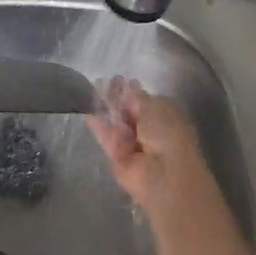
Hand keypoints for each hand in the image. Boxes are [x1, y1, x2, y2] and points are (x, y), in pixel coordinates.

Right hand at [85, 76, 212, 208]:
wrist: (164, 175)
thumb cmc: (167, 134)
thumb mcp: (155, 106)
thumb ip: (137, 96)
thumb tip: (128, 84)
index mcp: (165, 116)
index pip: (145, 100)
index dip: (130, 90)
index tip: (117, 79)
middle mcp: (150, 131)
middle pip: (129, 112)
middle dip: (116, 98)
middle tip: (101, 82)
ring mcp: (133, 145)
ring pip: (117, 124)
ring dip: (106, 110)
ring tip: (91, 92)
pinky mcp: (118, 158)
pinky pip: (108, 139)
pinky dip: (99, 128)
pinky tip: (88, 115)